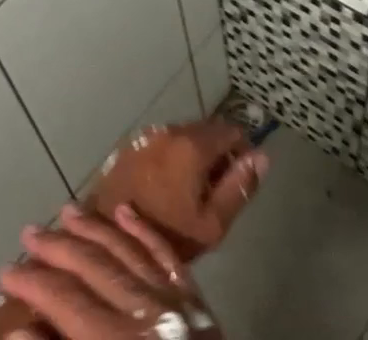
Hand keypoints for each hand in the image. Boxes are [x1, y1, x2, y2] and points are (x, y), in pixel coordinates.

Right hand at [0, 204, 223, 338]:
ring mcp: (173, 302)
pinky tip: (125, 210)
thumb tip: (21, 328)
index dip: (32, 282)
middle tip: (28, 232)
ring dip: (95, 228)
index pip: (64, 299)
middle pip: (93, 267)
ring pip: (128, 251)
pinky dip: (145, 231)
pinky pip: (166, 256)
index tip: (5, 270)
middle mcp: (143, 312)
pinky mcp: (196, 302)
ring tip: (68, 210)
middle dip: (57, 248)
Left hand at [82, 121, 266, 260]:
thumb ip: (239, 187)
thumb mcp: (212, 223)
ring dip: (192, 154)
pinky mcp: (129, 146)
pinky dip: (171, 156)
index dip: (241, 151)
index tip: (237, 178)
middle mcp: (169, 130)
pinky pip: (161, 143)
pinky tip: (166, 186)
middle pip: (205, 130)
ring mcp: (146, 136)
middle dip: (216, 153)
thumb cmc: (165, 234)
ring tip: (189, 190)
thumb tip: (261, 156)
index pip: (231, 130)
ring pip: (182, 136)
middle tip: (214, 189)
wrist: (107, 237)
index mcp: (192, 145)